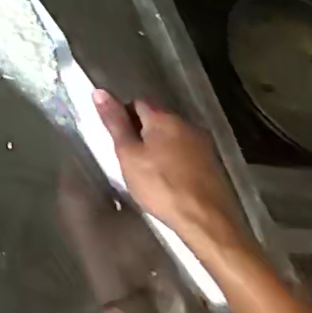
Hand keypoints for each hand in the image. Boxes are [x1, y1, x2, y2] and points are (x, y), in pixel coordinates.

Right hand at [93, 90, 253, 261]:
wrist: (206, 220)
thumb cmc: (161, 187)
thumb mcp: (128, 155)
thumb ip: (115, 123)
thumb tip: (99, 91)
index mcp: (163, 118)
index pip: (137, 102)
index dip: (123, 117)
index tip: (118, 140)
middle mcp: (186, 123)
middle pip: (157, 118)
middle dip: (141, 132)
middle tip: (130, 158)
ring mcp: (202, 143)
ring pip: (172, 136)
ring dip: (159, 146)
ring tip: (148, 172)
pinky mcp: (212, 163)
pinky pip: (186, 152)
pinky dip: (174, 160)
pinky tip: (169, 181)